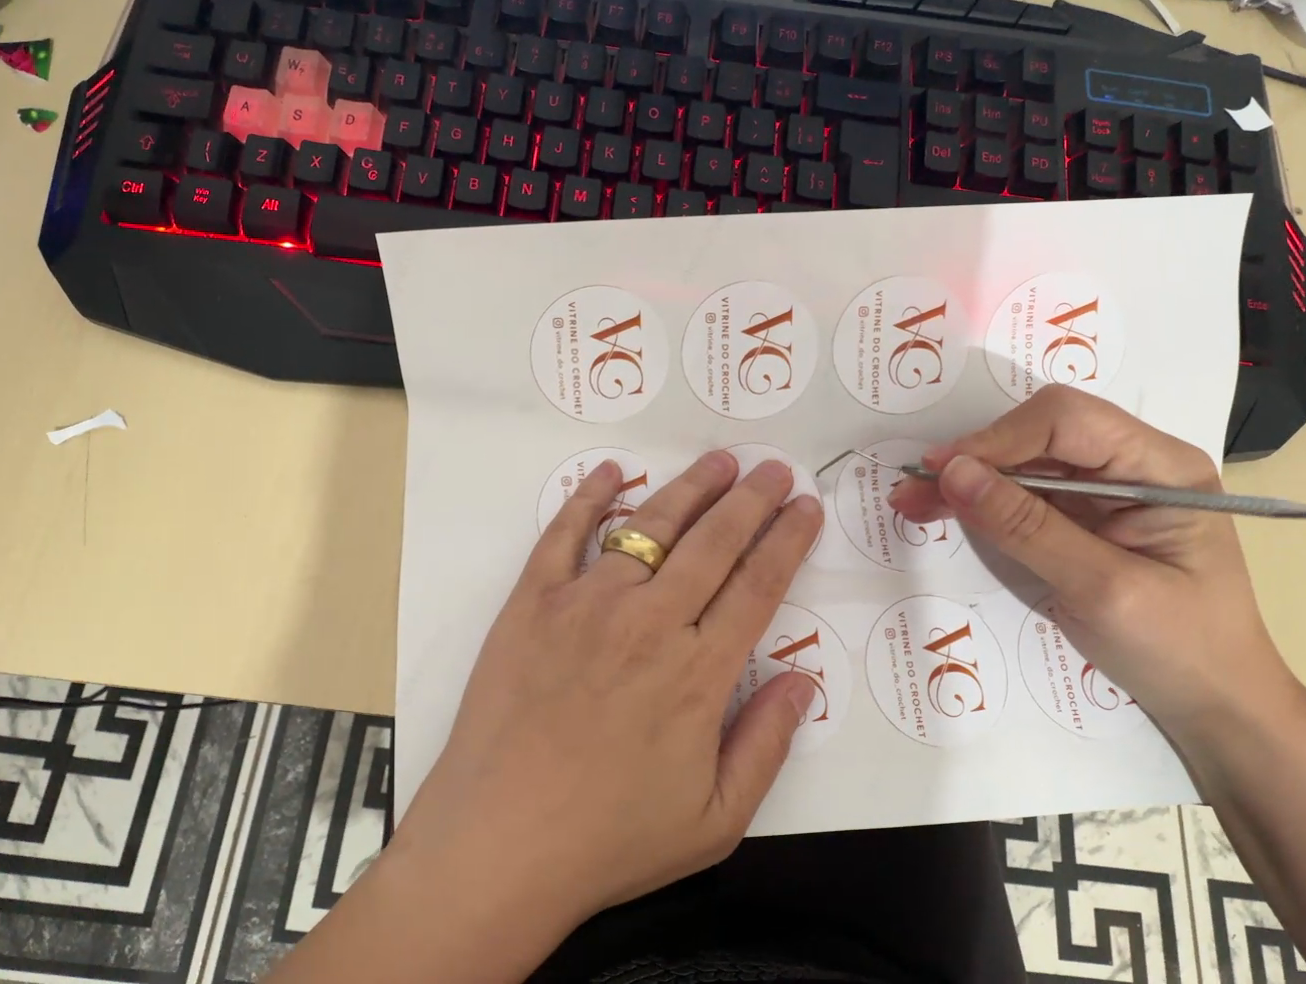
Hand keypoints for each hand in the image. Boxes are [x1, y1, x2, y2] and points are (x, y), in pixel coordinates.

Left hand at [391, 451, 824, 936]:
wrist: (499, 842)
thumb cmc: (610, 839)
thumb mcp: (715, 820)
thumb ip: (766, 745)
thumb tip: (802, 682)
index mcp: (699, 672)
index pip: (758, 585)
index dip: (788, 541)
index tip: (806, 507)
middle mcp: (649, 621)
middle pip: (714, 542)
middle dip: (752, 499)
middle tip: (774, 469)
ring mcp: (586, 604)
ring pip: (650, 527)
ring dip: (690, 489)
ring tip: (719, 462)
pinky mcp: (532, 602)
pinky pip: (564, 533)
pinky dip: (590, 496)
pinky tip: (612, 472)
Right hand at [887, 385, 1297, 733]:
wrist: (1215, 706)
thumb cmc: (1179, 650)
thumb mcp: (1103, 590)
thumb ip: (1027, 528)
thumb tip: (952, 472)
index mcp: (1160, 468)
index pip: (1068, 420)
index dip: (999, 438)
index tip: (940, 472)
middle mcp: (1133, 465)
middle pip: (1039, 432)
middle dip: (975, 457)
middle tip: (913, 490)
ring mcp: (1106, 491)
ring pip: (1022, 461)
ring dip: (967, 478)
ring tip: (912, 502)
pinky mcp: (1081, 518)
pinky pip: (1022, 494)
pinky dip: (980, 502)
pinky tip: (943, 511)